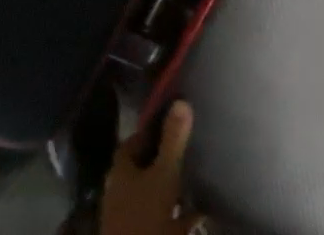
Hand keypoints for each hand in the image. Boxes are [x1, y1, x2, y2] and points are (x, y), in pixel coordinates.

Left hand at [99, 101, 201, 234]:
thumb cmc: (145, 214)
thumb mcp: (163, 174)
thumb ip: (173, 140)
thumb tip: (181, 101)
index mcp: (121, 171)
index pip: (133, 141)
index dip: (151, 129)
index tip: (174, 117)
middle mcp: (123, 190)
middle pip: (144, 166)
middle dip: (165, 154)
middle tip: (191, 140)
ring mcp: (134, 214)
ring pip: (155, 191)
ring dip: (173, 183)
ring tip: (199, 168)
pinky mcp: (148, 232)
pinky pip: (168, 217)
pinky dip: (183, 212)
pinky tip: (202, 205)